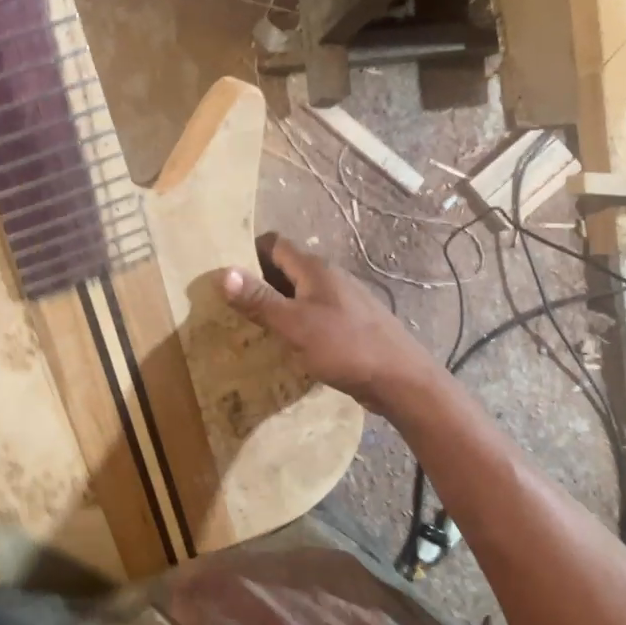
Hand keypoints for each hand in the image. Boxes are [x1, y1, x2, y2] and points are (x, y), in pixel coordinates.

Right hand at [222, 235, 436, 408]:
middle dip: (259, 282)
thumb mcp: (294, 325)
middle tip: (231, 304)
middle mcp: (330, 277)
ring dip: (278, 304)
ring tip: (253, 326)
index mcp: (314, 269)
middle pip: (285, 268)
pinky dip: (297, 322)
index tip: (226, 275)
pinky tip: (288, 345)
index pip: (274, 244)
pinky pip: (314, 313)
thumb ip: (259, 300)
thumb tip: (223, 272)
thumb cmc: (346, 347)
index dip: (248, 253)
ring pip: (300, 292)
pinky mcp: (351, 323)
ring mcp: (343, 300)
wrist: (402, 380)